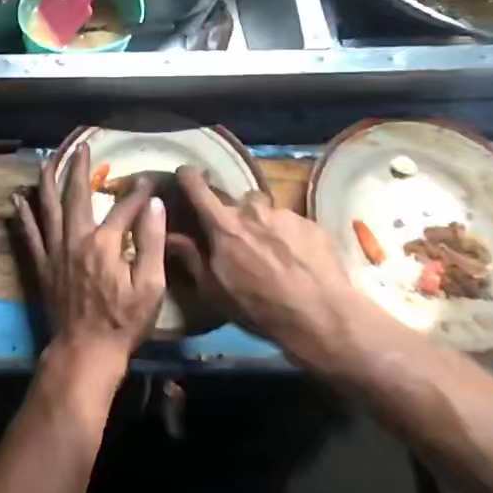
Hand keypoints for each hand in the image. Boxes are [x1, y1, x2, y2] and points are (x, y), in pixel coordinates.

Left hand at [13, 145, 167, 369]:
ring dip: (48, 181)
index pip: (124, 207)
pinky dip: (24, 214)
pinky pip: (30, 233)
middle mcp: (76, 239)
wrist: (86, 349)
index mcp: (105, 243)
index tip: (147, 180)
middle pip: (77, 195)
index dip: (137, 192)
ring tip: (47, 161)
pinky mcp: (42, 265)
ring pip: (48, 207)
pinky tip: (19, 198)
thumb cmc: (123, 321)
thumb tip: (155, 204)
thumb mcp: (150, 286)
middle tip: (82, 147)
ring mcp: (55, 251)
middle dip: (80, 168)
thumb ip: (152, 242)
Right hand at [167, 166, 379, 373]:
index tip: (185, 175)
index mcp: (223, 225)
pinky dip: (288, 236)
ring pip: (266, 212)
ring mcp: (285, 215)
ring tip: (272, 253)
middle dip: (233, 215)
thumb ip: (191, 258)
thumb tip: (170, 235)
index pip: (197, 187)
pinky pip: (291, 223)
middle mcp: (252, 210)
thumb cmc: (259, 307)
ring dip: (263, 226)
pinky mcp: (311, 224)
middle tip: (239, 240)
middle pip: (236, 201)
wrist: (323, 317)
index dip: (188, 176)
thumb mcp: (214, 291)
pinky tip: (296, 260)